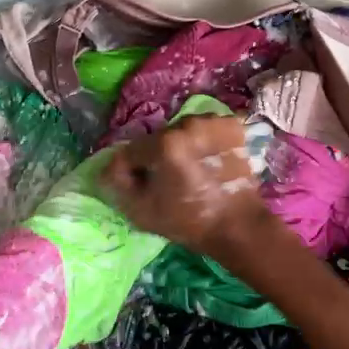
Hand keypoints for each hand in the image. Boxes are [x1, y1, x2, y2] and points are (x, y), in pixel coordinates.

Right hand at [101, 114, 269, 257]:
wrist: (239, 226)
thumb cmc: (189, 222)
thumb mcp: (142, 211)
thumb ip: (119, 185)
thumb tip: (110, 168)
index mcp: (164, 143)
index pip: (133, 150)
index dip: (131, 169)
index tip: (138, 185)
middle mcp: (187, 124)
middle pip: (159, 138)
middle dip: (157, 157)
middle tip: (166, 181)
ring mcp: (213, 121)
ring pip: (182, 131)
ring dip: (181, 146)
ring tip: (190, 170)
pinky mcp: (232, 125)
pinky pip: (206, 128)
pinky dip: (204, 140)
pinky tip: (208, 160)